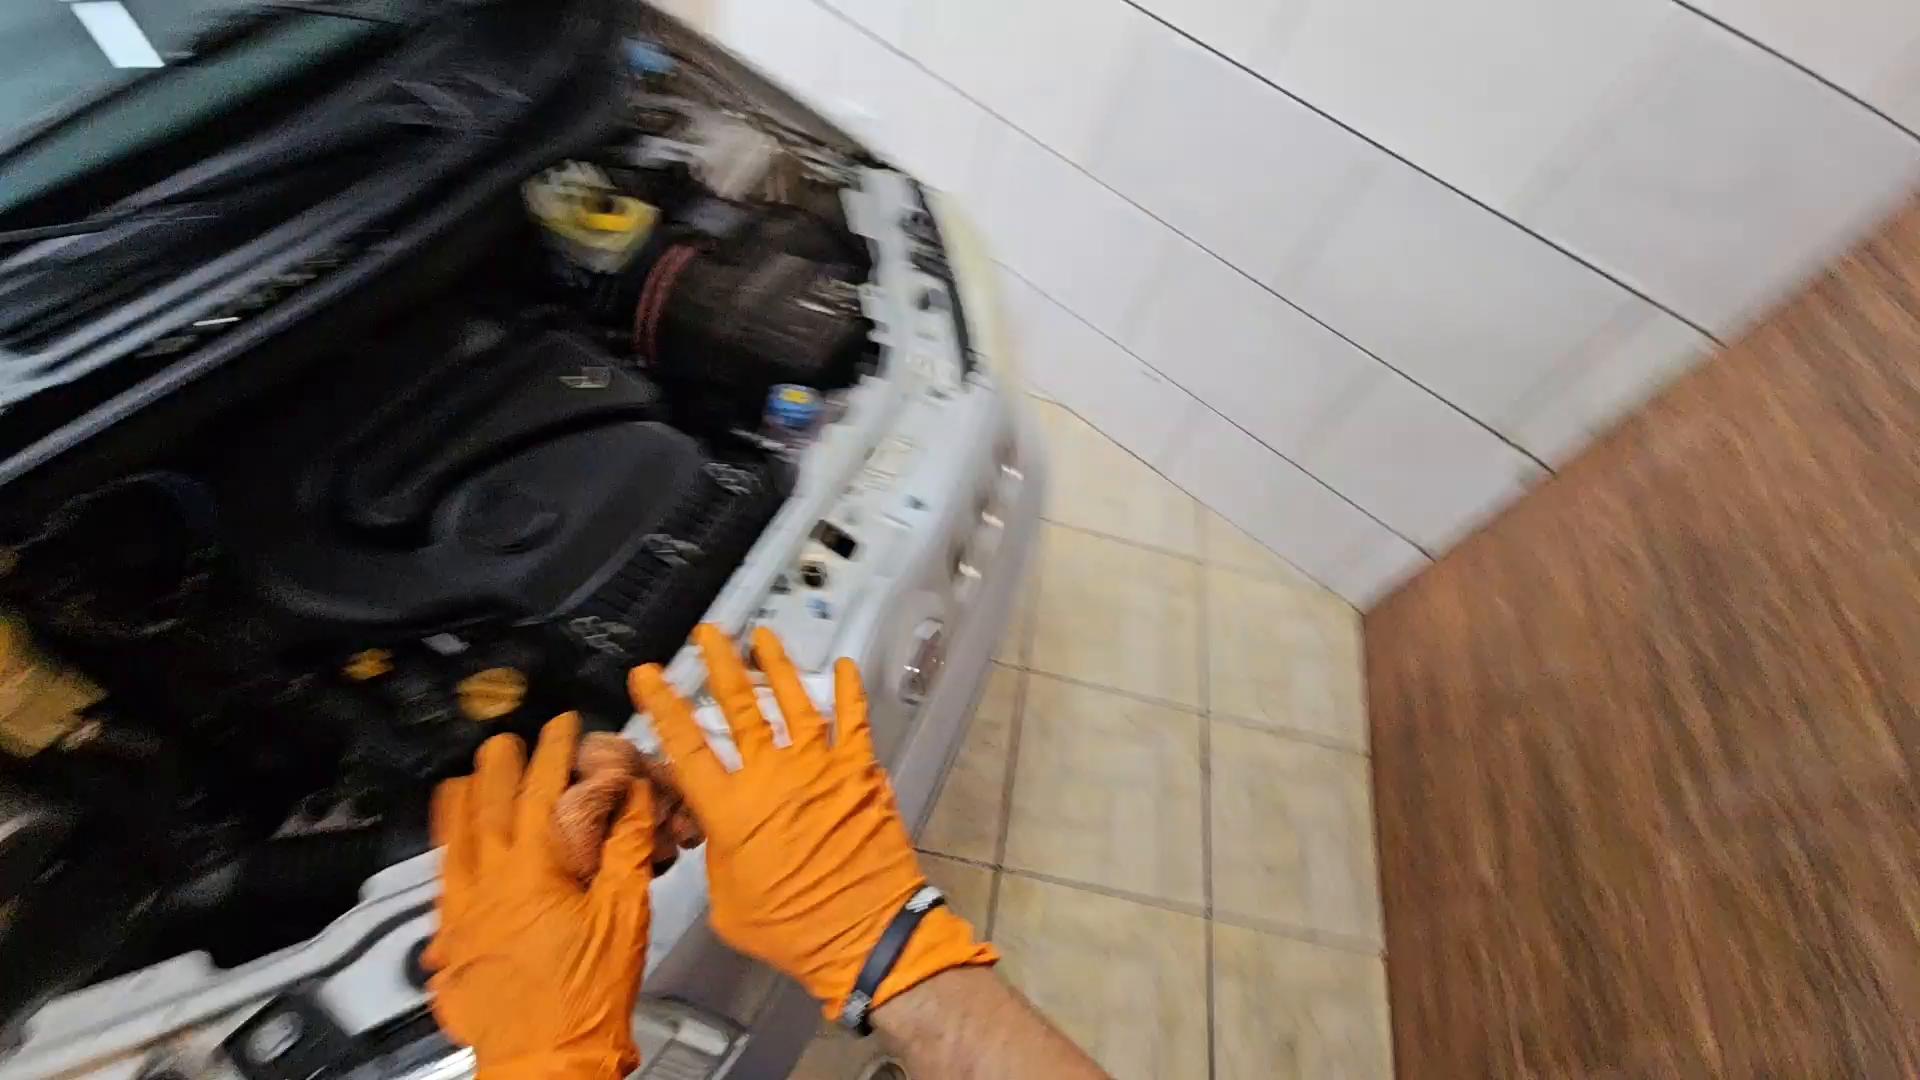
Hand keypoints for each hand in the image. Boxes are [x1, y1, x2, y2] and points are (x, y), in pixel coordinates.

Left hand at [425, 713, 655, 1079]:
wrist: (548, 1063)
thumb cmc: (591, 990)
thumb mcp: (626, 911)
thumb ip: (627, 847)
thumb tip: (631, 797)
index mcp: (532, 875)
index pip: (539, 797)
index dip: (552, 755)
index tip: (560, 727)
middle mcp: (486, 891)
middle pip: (486, 815)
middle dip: (497, 771)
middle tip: (503, 741)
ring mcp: (461, 922)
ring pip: (453, 852)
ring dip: (457, 811)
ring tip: (458, 782)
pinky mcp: (452, 951)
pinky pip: (441, 891)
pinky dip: (445, 859)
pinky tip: (450, 853)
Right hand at [629, 625, 996, 1022]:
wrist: (860, 931)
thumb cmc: (788, 926)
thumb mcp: (727, 899)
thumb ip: (718, 849)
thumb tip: (720, 822)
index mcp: (730, 809)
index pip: (687, 745)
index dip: (664, 705)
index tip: (649, 673)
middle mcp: (771, 775)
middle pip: (740, 708)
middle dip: (720, 665)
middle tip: (710, 633)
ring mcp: (819, 765)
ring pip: (794, 701)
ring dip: (777, 665)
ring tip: (763, 635)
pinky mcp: (858, 769)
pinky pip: (854, 720)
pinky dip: (851, 692)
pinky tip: (846, 666)